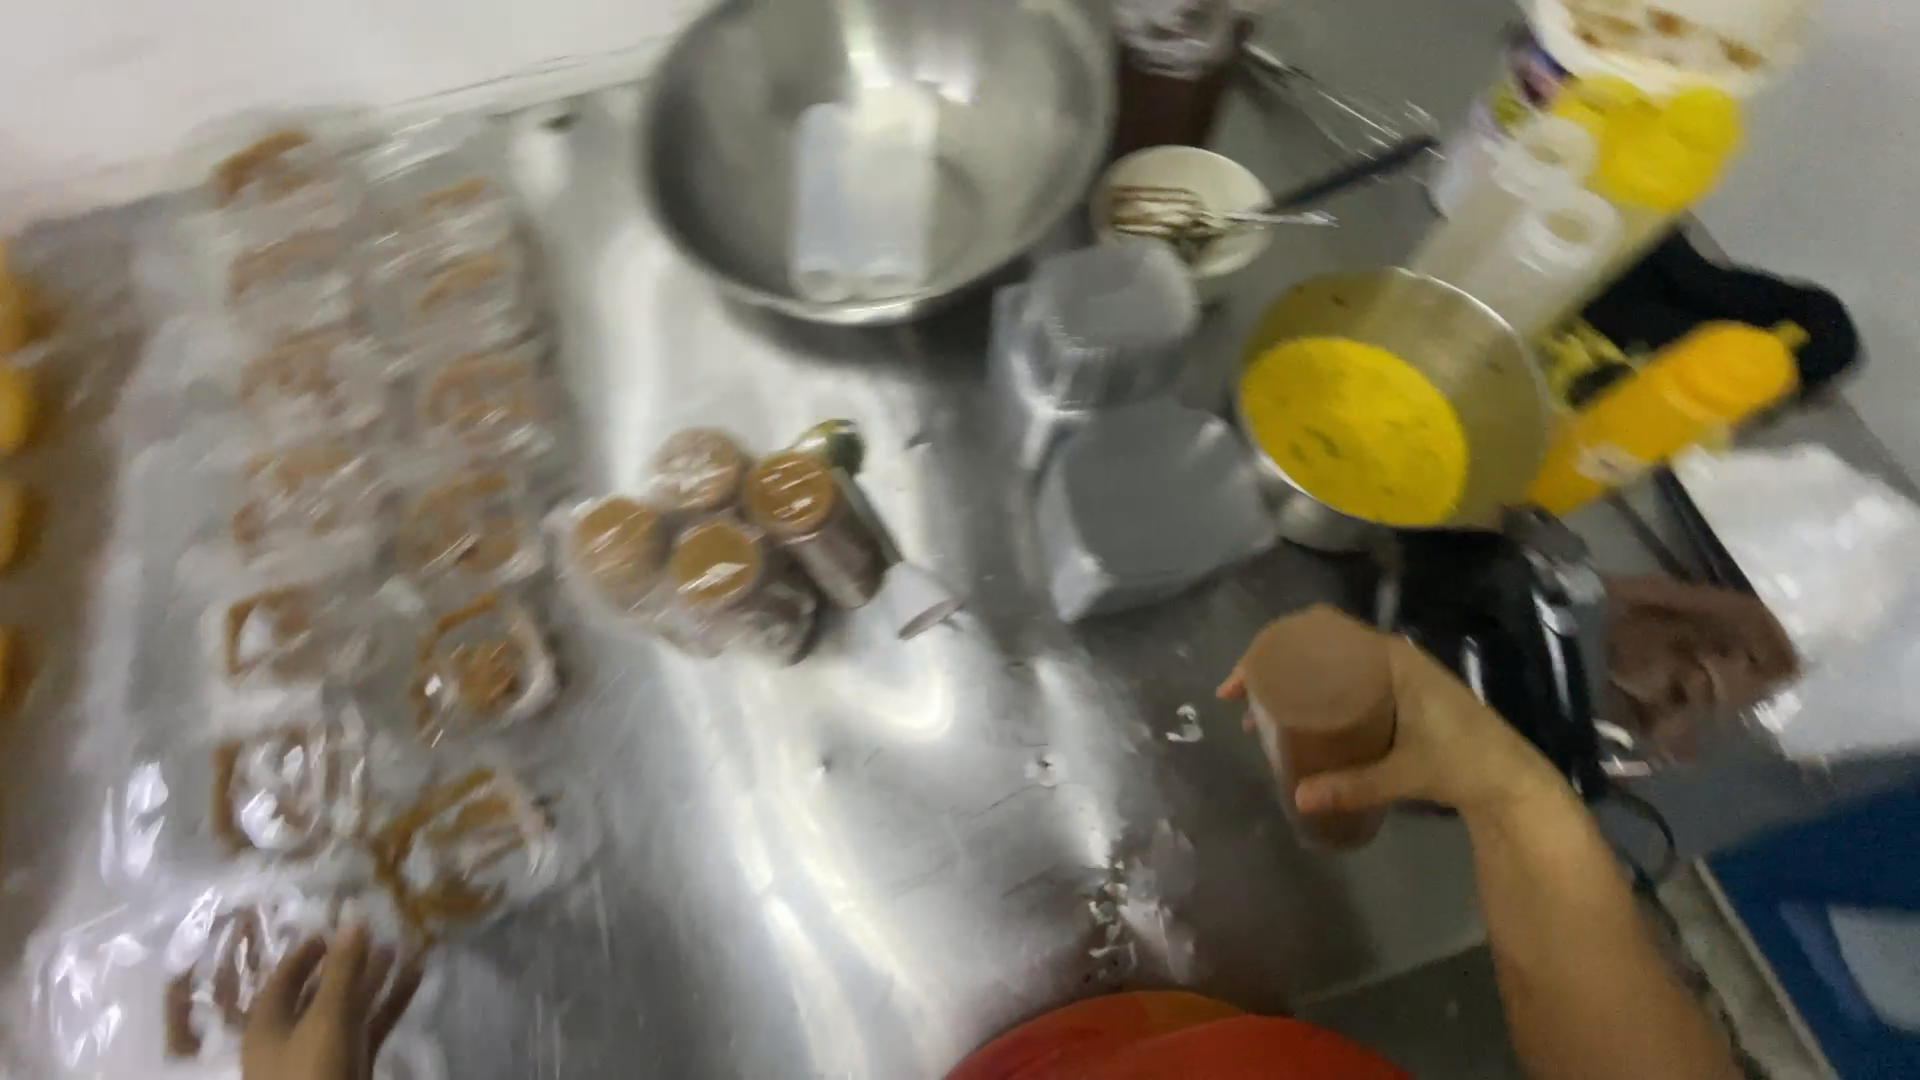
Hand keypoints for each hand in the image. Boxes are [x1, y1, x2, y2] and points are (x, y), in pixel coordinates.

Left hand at [241, 922, 423, 1079]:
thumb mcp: (325, 1016)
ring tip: (399, 946)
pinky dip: (393, 998)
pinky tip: (417, 974)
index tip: (330, 929)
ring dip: (374, 976)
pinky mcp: (352, 1061)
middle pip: (319, 991)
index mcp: (269, 1027)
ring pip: (350, 1005)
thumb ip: (341, 969)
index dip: (303, 954)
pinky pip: (373, 1022)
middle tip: (374, 933)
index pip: (282, 981)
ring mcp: (323, 1051)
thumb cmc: (310, 1071)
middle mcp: (292, 1036)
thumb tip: (353, 920)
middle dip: (347, 962)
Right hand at [1221, 634, 1568, 821]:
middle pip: (1316, 644)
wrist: (1516, 784)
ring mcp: (1394, 675)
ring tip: (1260, 711)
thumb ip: (1354, 785)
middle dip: (1272, 665)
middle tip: (1242, 695)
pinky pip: (1340, 679)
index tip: (1245, 677)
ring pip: (1326, 663)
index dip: (1273, 647)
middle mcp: (1388, 657)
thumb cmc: (1465, 765)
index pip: (1320, 633)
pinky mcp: (1396, 695)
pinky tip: (1296, 717)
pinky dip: (1311, 690)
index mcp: (1390, 659)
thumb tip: (1298, 797)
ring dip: (1290, 679)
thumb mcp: (1405, 773)